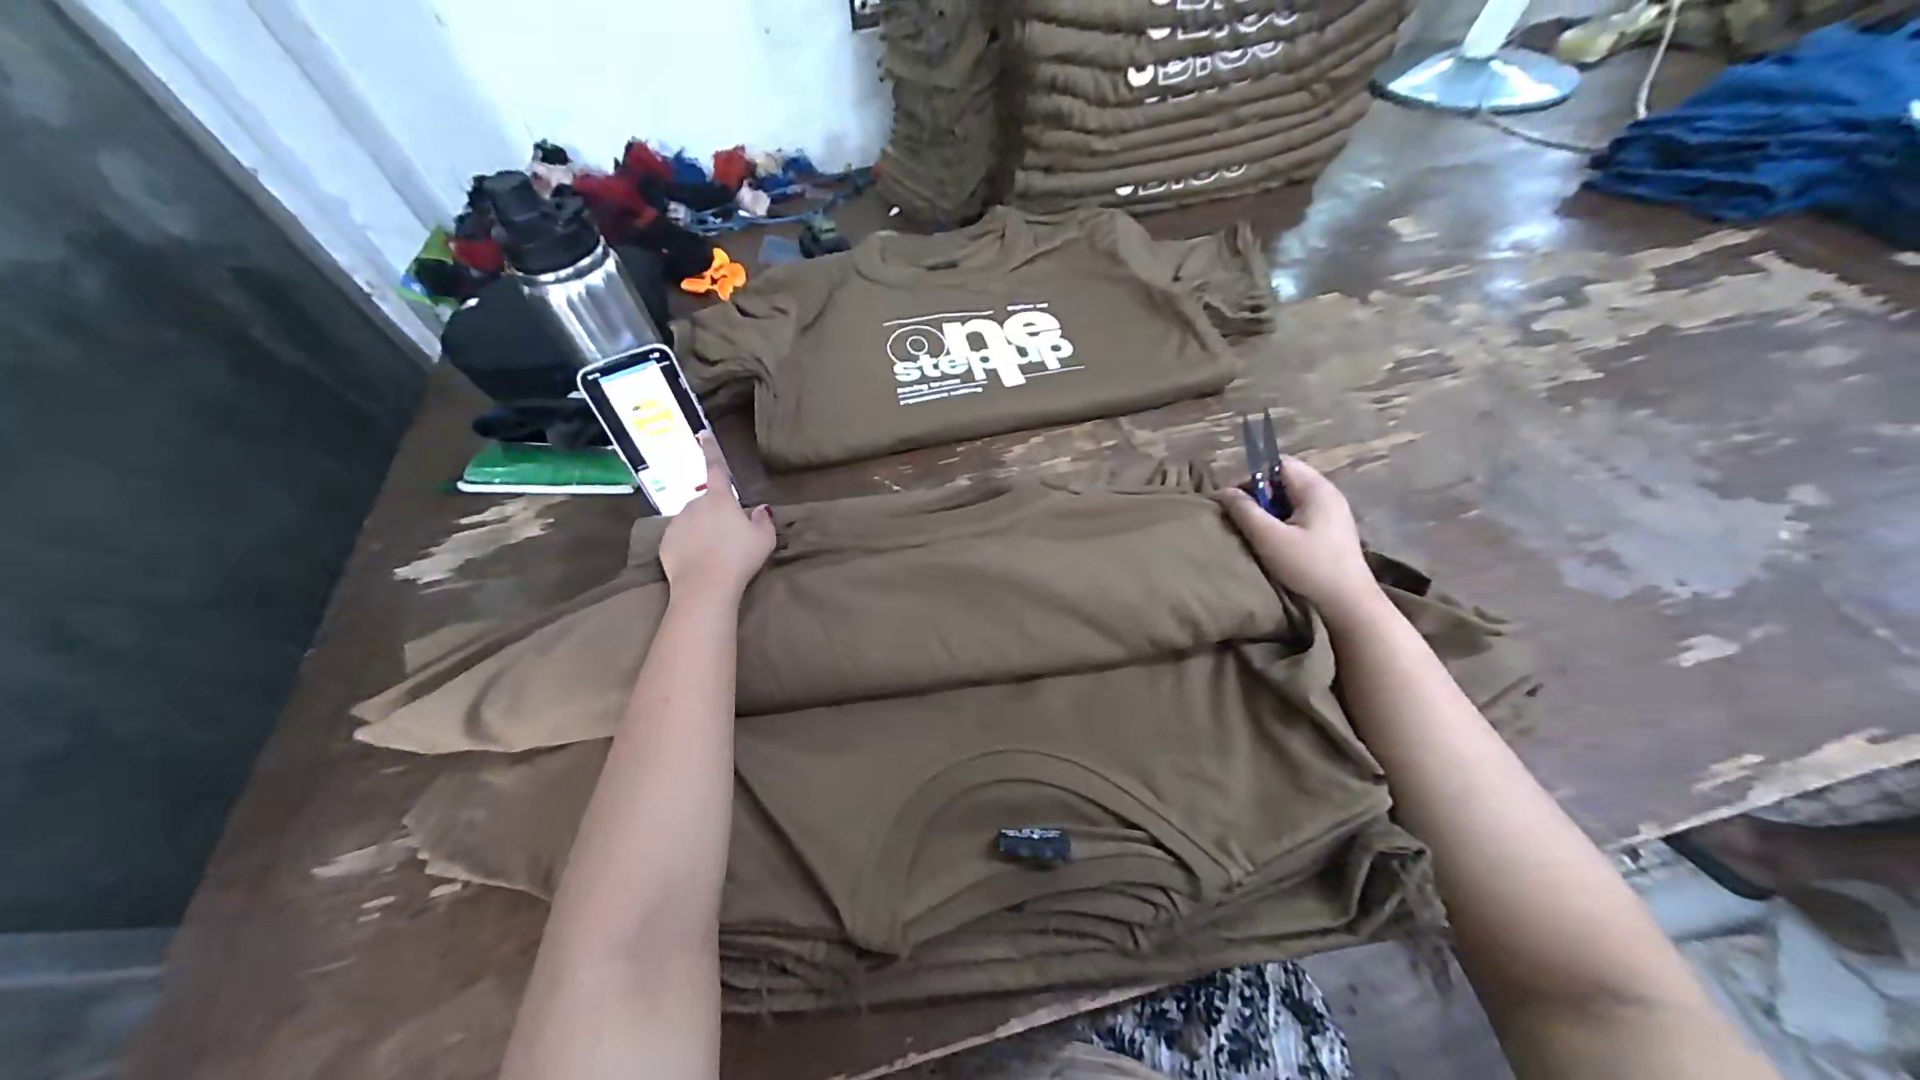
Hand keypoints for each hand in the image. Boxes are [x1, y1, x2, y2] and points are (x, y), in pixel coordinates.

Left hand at [658, 432, 775, 600]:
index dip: (711, 450)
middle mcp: (694, 505)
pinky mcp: (665, 543)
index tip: (702, 433)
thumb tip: (760, 510)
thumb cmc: (739, 558)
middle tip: (730, 539)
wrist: (705, 586)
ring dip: (702, 531)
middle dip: (716, 515)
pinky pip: (680, 539)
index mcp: (720, 499)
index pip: (716, 469)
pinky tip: (700, 563)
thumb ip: (763, 520)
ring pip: (692, 522)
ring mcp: (676, 523)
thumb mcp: (764, 540)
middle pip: (707, 503)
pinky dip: (689, 546)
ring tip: (715, 555)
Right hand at [1215, 457, 1380, 622]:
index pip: (1278, 464)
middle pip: (1285, 479)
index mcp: (1316, 489)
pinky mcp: (1333, 528)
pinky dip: (1283, 519)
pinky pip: (1301, 511)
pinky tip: (1275, 540)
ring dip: (1270, 508)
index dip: (1252, 476)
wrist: (1348, 602)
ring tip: (1255, 529)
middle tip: (1241, 516)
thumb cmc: (1308, 567)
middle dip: (1259, 493)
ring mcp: (1333, 511)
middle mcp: (1327, 493)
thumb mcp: (1269, 538)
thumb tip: (1223, 492)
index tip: (1234, 500)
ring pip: (1292, 497)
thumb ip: (1244, 511)